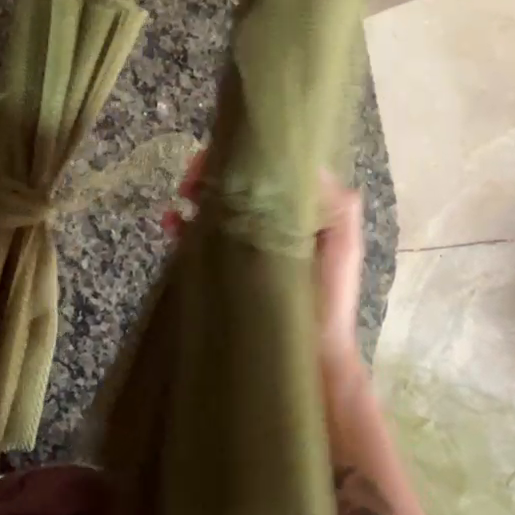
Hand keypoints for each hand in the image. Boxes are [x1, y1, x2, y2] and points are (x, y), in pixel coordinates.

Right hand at [161, 153, 365, 361]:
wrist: (308, 356)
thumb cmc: (329, 298)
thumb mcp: (342, 246)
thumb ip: (338, 207)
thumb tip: (308, 166)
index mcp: (293, 213)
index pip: (263, 174)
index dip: (242, 160)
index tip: (221, 158)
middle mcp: (264, 223)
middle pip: (232, 186)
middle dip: (210, 176)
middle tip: (192, 181)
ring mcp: (240, 244)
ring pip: (211, 206)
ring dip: (193, 195)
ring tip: (180, 199)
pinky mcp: (220, 266)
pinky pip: (195, 236)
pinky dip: (180, 223)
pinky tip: (172, 223)